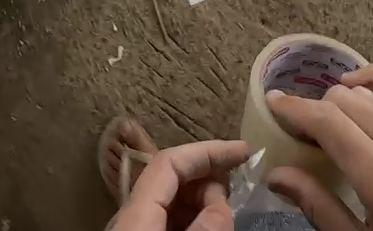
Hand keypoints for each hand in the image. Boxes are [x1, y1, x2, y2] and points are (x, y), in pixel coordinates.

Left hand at [107, 138, 250, 230]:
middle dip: (207, 182)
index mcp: (135, 210)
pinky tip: (206, 228)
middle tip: (232, 203)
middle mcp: (129, 214)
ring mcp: (132, 230)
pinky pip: (167, 220)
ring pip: (172, 200)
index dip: (208, 150)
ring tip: (222, 219)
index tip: (243, 150)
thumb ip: (204, 229)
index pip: (171, 159)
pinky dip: (191, 220)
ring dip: (202, 203)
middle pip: (172, 178)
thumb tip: (223, 207)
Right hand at [264, 64, 372, 230]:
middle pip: (343, 101)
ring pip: (368, 93)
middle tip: (303, 132)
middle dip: (316, 110)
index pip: (326, 121)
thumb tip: (277, 174)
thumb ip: (320, 207)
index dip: (294, 108)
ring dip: (341, 101)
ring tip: (329, 120)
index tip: (272, 101)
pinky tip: (361, 84)